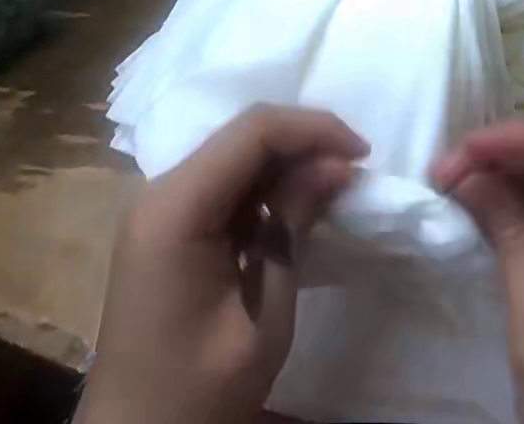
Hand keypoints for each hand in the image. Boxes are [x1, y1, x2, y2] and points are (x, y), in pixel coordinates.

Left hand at [78, 106, 368, 423]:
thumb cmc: (197, 394)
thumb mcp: (263, 320)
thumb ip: (293, 230)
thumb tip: (333, 166)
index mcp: (175, 208)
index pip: (251, 133)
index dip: (311, 129)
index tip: (362, 152)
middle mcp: (161, 189)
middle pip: (241, 136)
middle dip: (303, 141)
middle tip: (353, 168)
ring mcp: (160, 204)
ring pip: (234, 153)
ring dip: (286, 161)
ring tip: (334, 183)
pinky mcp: (169, 222)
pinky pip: (223, 183)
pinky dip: (264, 186)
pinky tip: (295, 204)